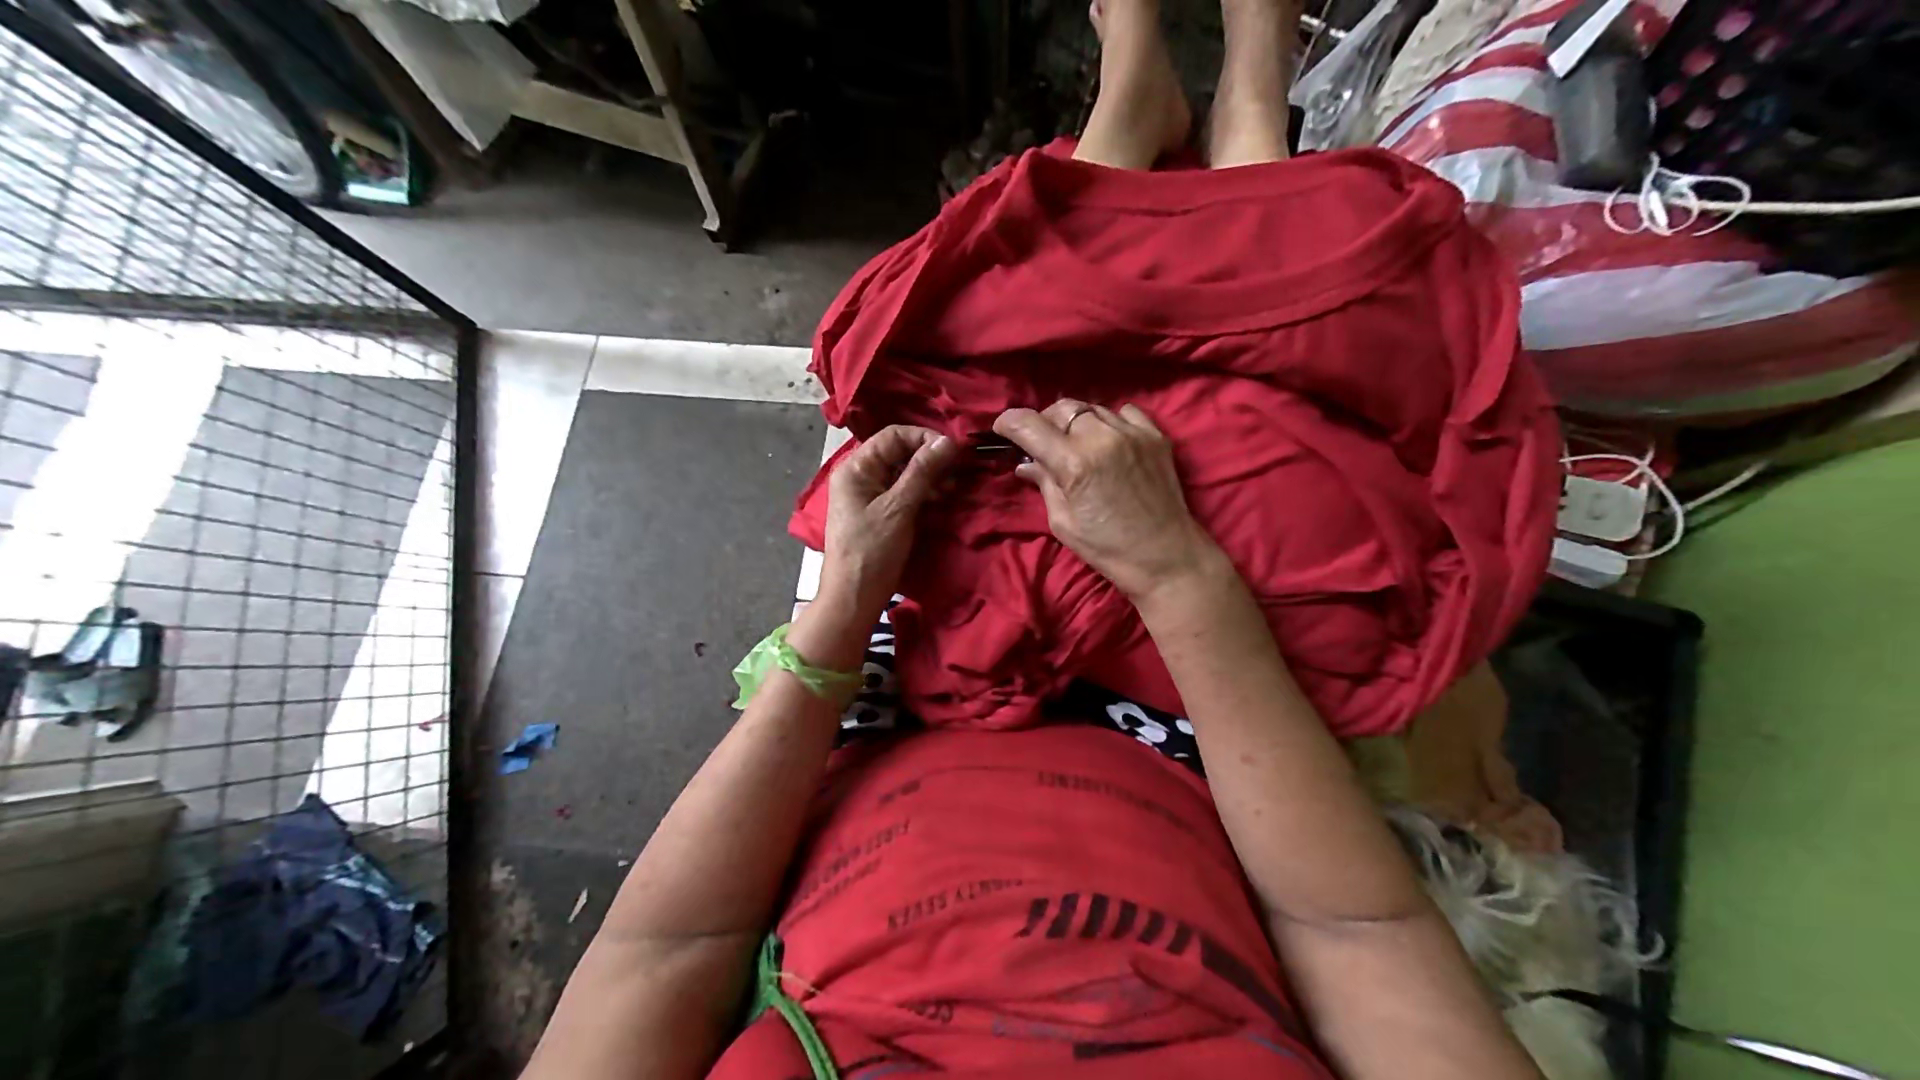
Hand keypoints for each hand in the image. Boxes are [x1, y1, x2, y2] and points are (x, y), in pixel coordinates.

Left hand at [819, 425, 958, 619]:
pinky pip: (902, 493)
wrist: (853, 597)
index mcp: (856, 468)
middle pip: (899, 452)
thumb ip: (922, 472)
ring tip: (952, 490)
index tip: (953, 452)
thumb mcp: (899, 508)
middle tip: (957, 474)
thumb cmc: (872, 551)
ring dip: (929, 478)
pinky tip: (941, 502)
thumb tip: (948, 441)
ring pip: (903, 473)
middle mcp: (859, 475)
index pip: (893, 435)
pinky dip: (922, 494)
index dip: (924, 438)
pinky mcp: (877, 514)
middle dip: (929, 459)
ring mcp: (867, 495)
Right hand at [993, 400, 1224, 603]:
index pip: (1029, 425)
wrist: (1165, 556)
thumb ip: (1044, 484)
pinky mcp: (1155, 436)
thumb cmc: (1108, 548)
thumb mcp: (1063, 522)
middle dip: (1044, 422)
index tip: (1002, 430)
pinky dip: (1108, 422)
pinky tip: (1107, 441)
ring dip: (1075, 423)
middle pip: (1061, 409)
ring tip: (1075, 444)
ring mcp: (1132, 433)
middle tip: (1041, 443)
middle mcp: (1102, 439)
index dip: (1009, 423)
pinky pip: (1124, 412)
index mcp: (1074, 463)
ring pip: (1091, 409)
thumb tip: (1026, 464)